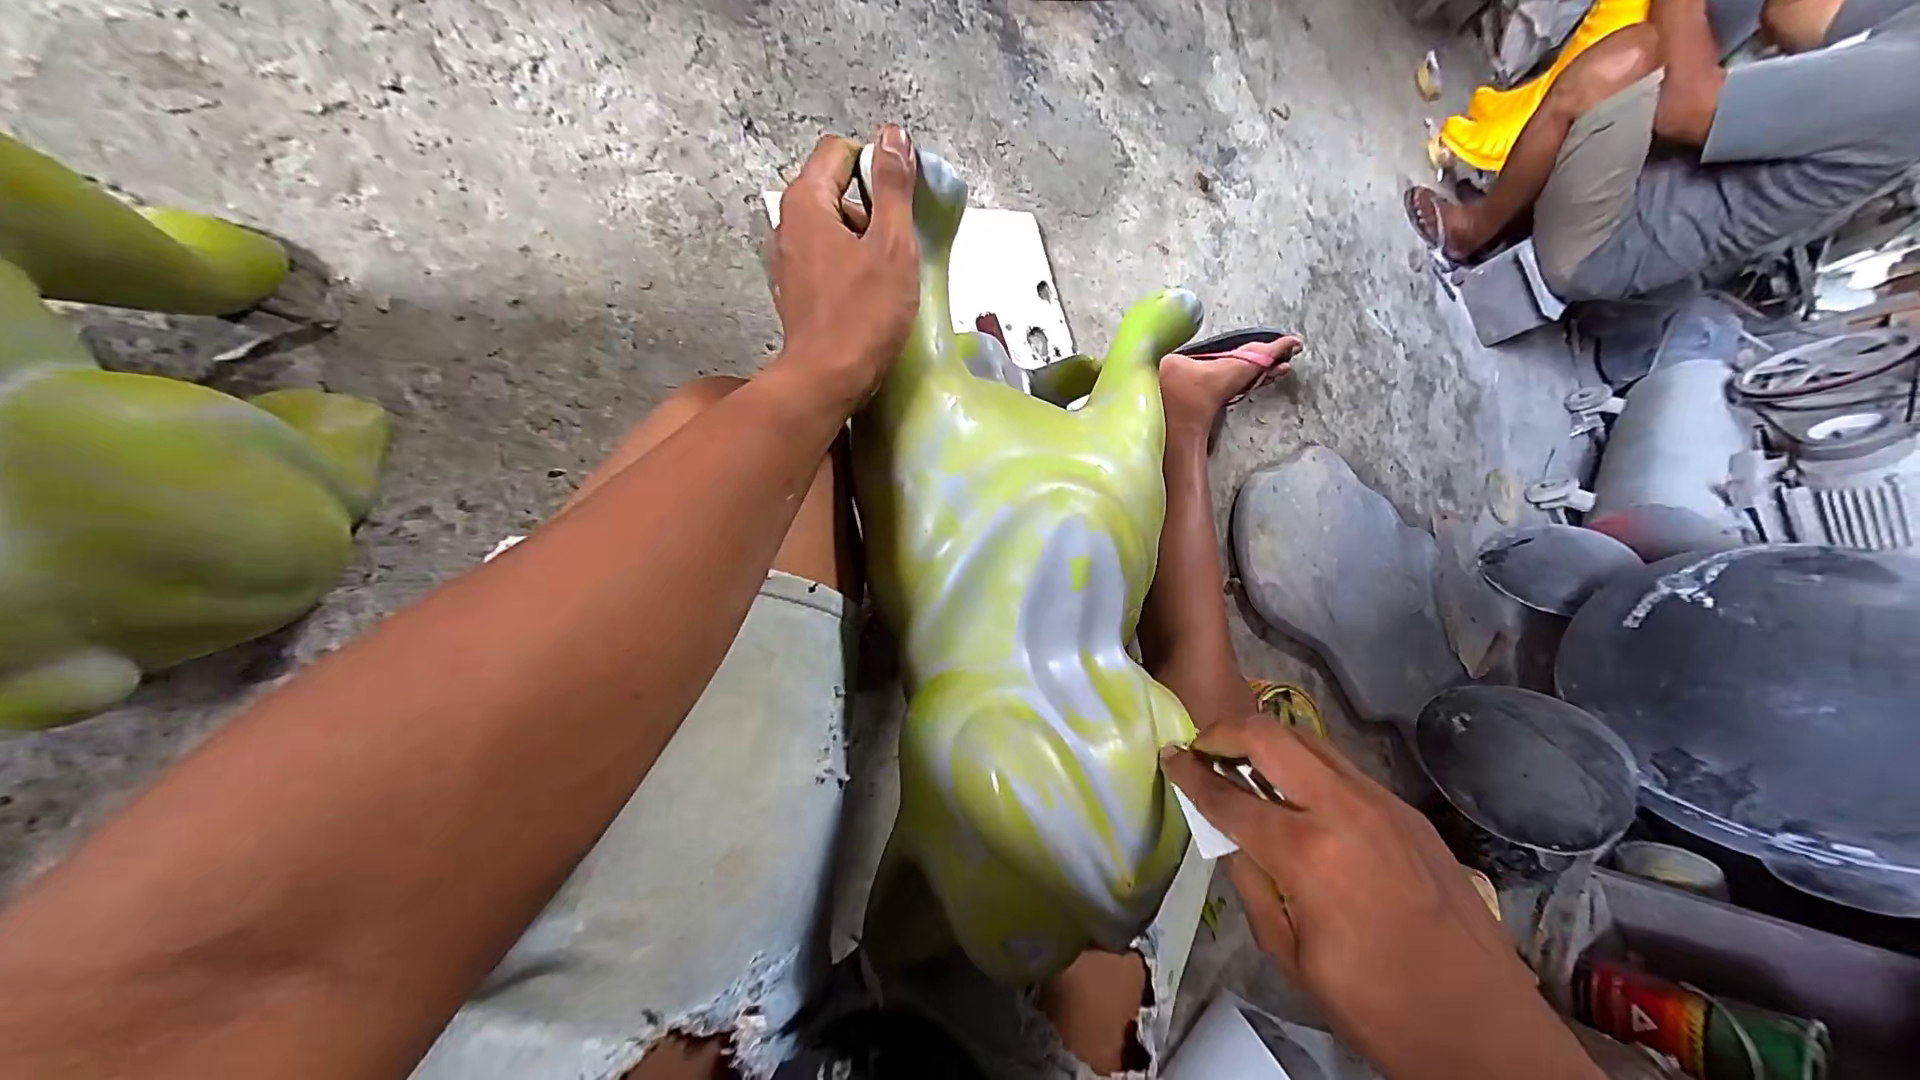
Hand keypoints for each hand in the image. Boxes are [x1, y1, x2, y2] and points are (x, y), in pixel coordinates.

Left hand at [767, 125, 918, 402]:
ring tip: (887, 279)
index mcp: (805, 203)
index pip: (840, 152)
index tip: (900, 203)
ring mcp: (788, 262)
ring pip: (835, 230)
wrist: (828, 379)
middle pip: (837, 192)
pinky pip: (829, 262)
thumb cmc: (862, 316)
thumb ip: (893, 187)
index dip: (876, 168)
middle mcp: (788, 226)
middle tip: (897, 248)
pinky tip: (869, 297)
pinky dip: (851, 269)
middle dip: (872, 211)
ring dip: (865, 244)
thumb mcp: (891, 245)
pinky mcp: (796, 292)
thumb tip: (893, 137)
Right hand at [1160, 717, 1603, 1079]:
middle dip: (1224, 732)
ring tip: (1244, 764)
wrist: (1492, 1035)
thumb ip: (1251, 881)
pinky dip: (1304, 765)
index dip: (1189, 773)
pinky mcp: (1407, 812)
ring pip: (1308, 740)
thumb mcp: (1291, 955)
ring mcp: (1384, 804)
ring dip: (1266, 741)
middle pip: (1269, 736)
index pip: (1229, 796)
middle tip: (1203, 749)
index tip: (1169, 756)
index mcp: (1309, 855)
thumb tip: (1229, 834)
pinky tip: (1298, 795)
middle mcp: (1345, 812)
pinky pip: (1341, 767)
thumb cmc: (1379, 1008)